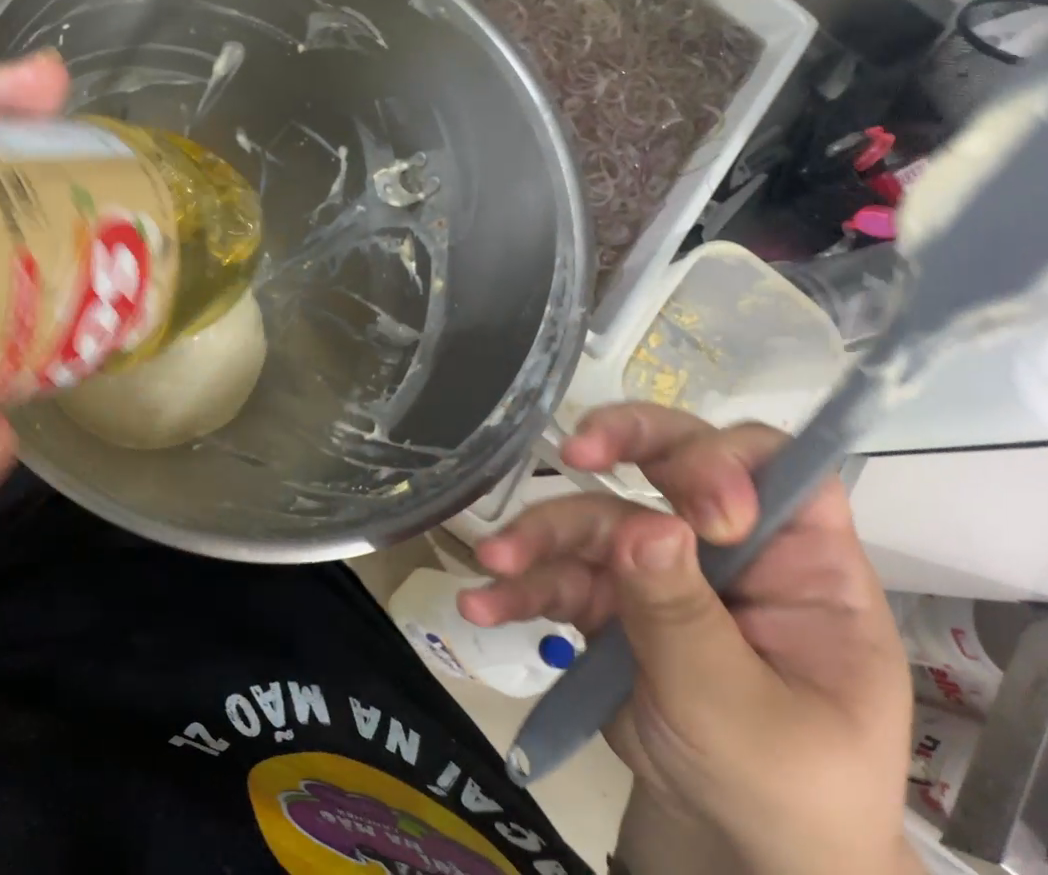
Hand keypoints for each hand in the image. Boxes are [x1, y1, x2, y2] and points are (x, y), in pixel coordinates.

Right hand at [458, 404, 916, 874]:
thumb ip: (684, 615)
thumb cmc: (779, 782)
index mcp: (801, 570)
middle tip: (573, 449)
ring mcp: (661, 578)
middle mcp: (729, 556)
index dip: (728, 466)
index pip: (777, 473)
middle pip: (674, 468)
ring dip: (539, 536)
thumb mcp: (736, 704)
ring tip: (490, 563)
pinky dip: (518, 589)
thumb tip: (644, 523)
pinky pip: (557, 579)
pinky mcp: (608, 606)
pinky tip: (481, 605)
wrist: (731, 840)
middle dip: (621, 448)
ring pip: (595, 523)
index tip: (692, 513)